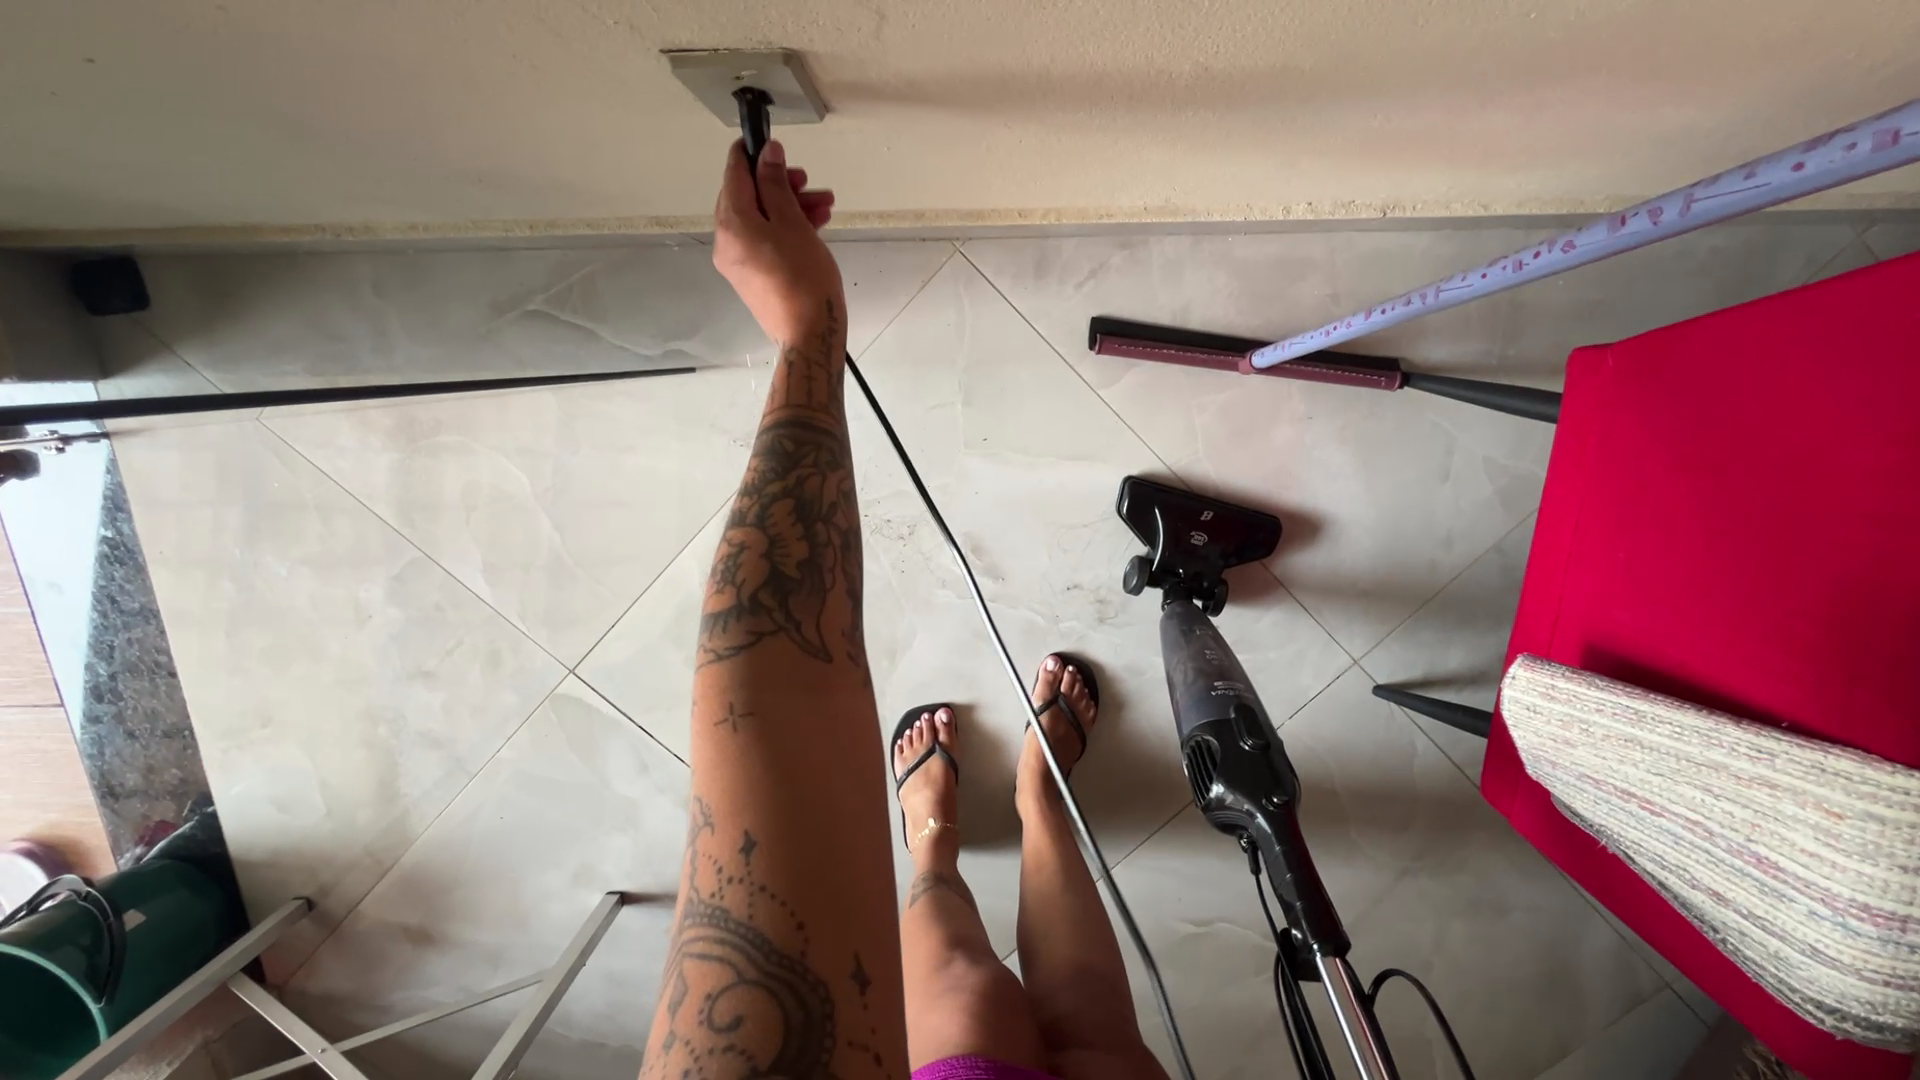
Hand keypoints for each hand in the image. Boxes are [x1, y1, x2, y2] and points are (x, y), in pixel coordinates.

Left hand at [713, 139, 842, 346]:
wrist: (809, 334)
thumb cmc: (805, 278)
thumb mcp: (793, 223)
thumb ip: (776, 184)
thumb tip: (767, 153)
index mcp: (731, 224)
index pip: (734, 174)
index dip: (753, 154)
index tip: (776, 145)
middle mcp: (726, 242)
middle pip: (749, 198)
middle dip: (781, 186)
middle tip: (809, 182)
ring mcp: (738, 263)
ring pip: (761, 221)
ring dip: (790, 208)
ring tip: (824, 207)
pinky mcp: (753, 279)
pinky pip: (764, 242)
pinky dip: (785, 230)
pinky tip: (813, 227)